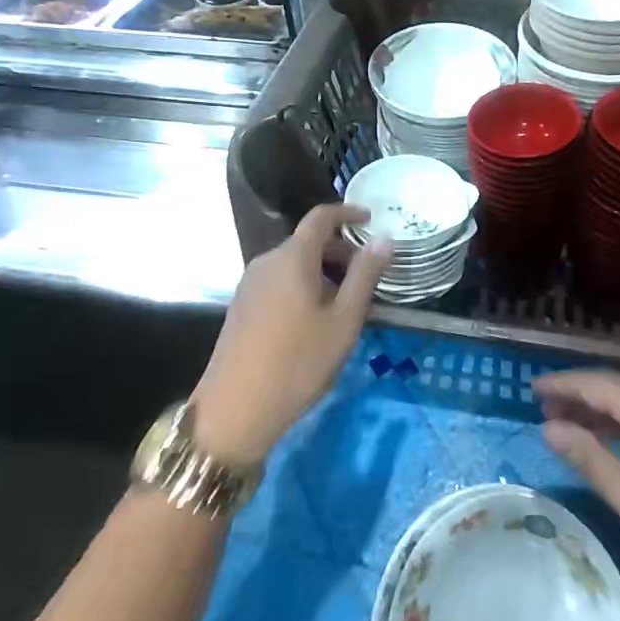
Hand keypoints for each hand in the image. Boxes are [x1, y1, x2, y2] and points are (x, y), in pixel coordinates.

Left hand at [190, 204, 391, 466]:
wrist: (236, 407)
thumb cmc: (299, 361)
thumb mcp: (344, 320)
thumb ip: (365, 275)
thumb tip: (383, 239)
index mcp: (293, 257)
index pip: (321, 217)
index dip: (347, 213)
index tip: (370, 219)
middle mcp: (266, 261)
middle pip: (307, 242)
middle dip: (339, 250)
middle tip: (368, 274)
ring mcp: (249, 283)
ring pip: (293, 263)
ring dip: (322, 271)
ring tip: (346, 302)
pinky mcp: (241, 305)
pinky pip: (278, 281)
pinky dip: (302, 285)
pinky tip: (315, 318)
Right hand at [533, 370, 619, 599]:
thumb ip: (591, 459)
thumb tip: (548, 427)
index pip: (595, 384)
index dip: (560, 385)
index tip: (529, 389)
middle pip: (612, 384)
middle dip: (575, 393)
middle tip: (541, 409)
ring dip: (595, 406)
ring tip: (563, 422)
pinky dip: (618, 419)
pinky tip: (604, 437)